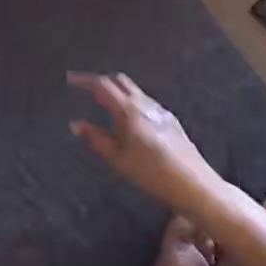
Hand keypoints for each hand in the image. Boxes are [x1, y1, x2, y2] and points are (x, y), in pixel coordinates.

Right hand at [69, 73, 223, 209]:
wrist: (194, 185)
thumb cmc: (152, 173)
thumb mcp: (117, 158)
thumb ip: (95, 138)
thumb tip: (76, 125)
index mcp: (128, 110)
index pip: (102, 85)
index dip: (84, 80)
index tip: (71, 79)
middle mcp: (144, 104)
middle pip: (119, 81)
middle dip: (101, 81)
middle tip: (86, 89)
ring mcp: (160, 111)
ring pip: (134, 91)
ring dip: (117, 92)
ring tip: (104, 105)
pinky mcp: (171, 120)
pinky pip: (145, 102)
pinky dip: (131, 102)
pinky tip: (129, 120)